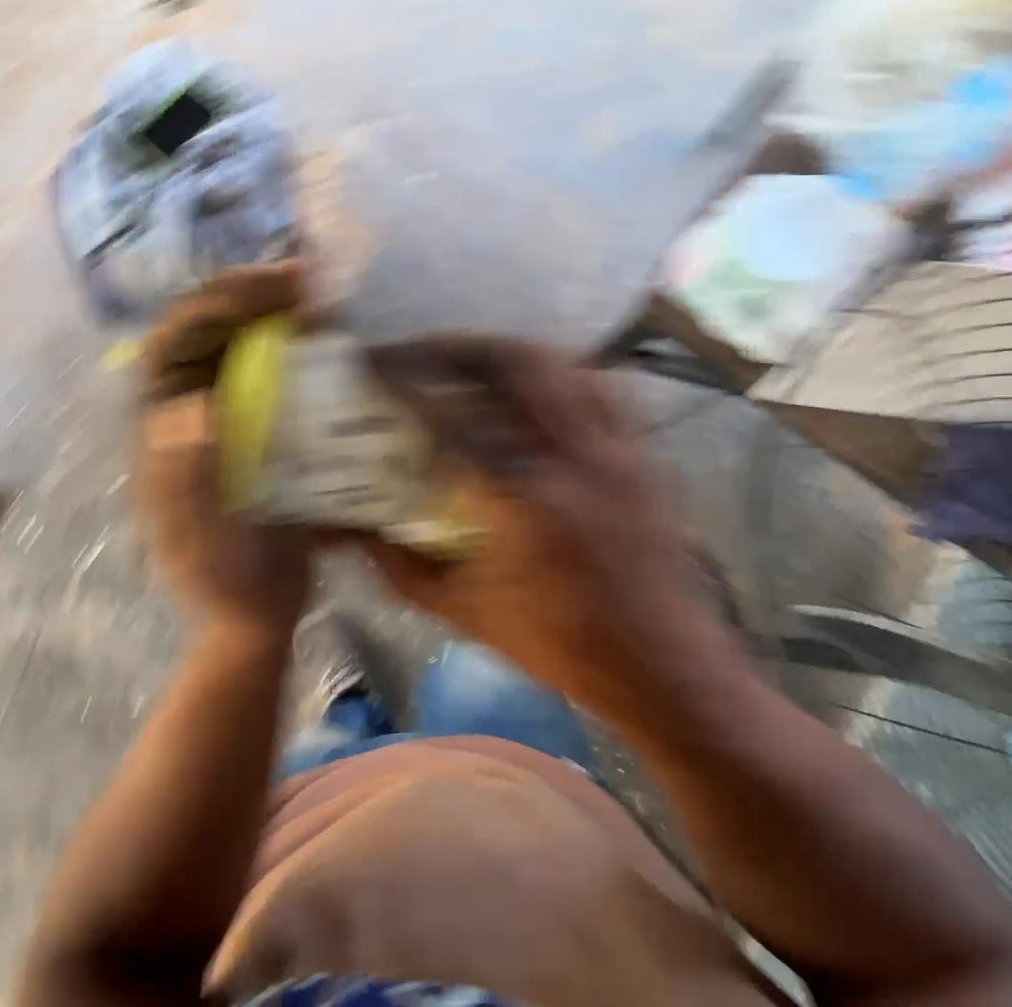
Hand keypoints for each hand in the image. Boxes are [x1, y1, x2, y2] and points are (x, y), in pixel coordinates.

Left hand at [135, 261, 312, 635]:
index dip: (214, 306)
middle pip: (207, 335)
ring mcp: (225, 422)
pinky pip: (275, 377)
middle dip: (251, 297)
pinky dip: (300, 350)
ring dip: (276, 315)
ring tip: (323, 297)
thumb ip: (186, 482)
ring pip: (241, 348)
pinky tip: (333, 339)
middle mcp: (187, 414)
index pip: (172, 346)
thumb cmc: (223, 584)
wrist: (254, 616)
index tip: (269, 290)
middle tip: (309, 281)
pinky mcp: (259, 435)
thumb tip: (193, 410)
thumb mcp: (200, 542)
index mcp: (160, 431)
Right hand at [360, 337, 716, 701]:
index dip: (405, 382)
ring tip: (470, 361)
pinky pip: (601, 387)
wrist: (660, 664)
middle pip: (514, 364)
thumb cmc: (558, 645)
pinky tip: (535, 389)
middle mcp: (575, 457)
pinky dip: (559, 374)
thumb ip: (400, 567)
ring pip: (563, 365)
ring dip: (507, 353)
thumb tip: (350, 531)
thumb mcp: (463, 613)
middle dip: (457, 347)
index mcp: (523, 500)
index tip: (373, 365)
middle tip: (418, 351)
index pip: (452, 416)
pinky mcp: (644, 455)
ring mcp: (618, 450)